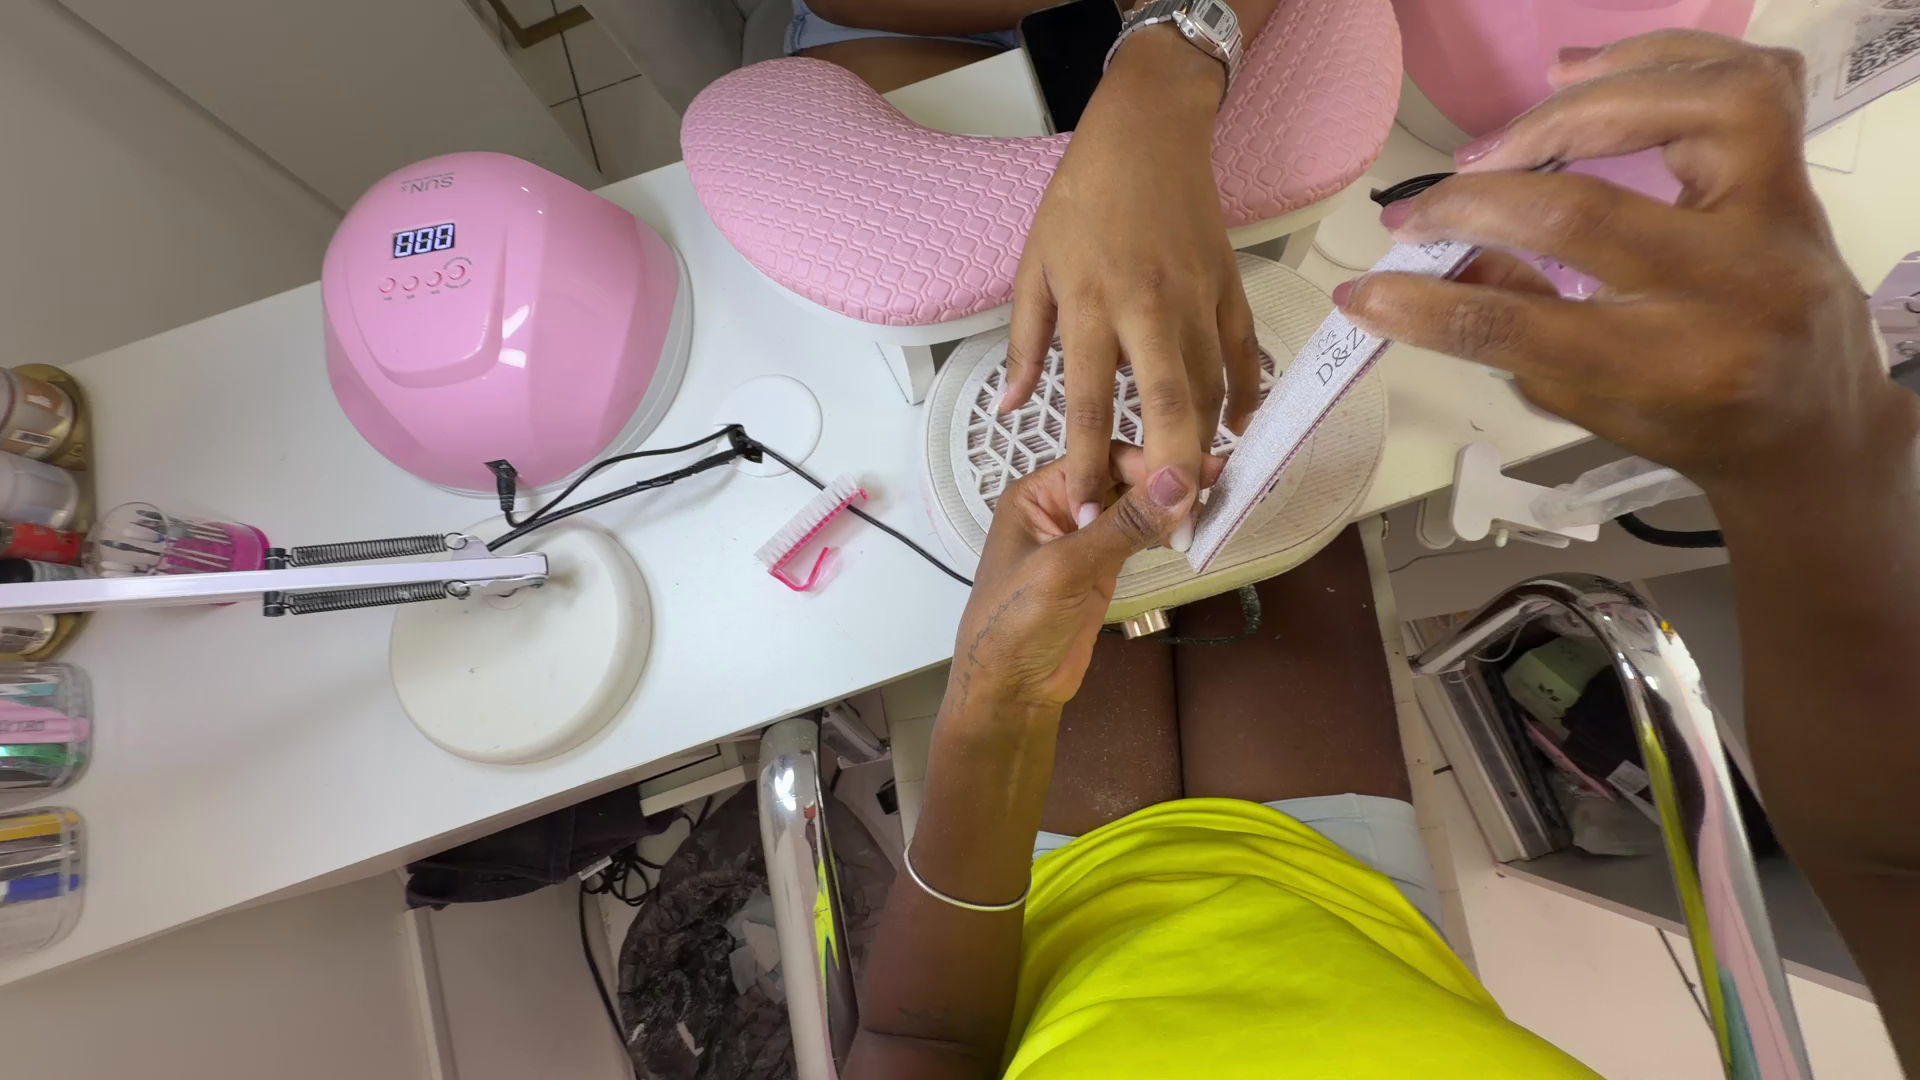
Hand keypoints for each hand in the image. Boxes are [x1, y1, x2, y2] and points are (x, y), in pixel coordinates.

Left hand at [948, 449, 1215, 714]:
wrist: (1012, 689)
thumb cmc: (1018, 622)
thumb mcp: (1066, 568)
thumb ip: (1123, 525)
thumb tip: (1179, 481)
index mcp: (1036, 494)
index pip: (1099, 458)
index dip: (1147, 462)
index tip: (1195, 470)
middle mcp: (1059, 507)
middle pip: (1120, 479)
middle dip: (1163, 484)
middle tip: (1216, 486)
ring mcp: (1082, 539)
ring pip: (1133, 509)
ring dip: (1168, 509)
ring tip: (1211, 509)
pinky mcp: (1101, 568)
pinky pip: (1137, 538)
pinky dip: (1162, 534)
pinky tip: (1188, 533)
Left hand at [1001, 29, 1260, 550]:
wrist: (1148, 133)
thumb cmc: (1079, 203)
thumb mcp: (1033, 270)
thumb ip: (1023, 345)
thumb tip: (1008, 408)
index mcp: (1091, 309)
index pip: (1085, 404)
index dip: (1085, 466)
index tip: (1086, 514)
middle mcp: (1148, 312)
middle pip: (1170, 405)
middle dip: (1173, 471)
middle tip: (1171, 524)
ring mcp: (1197, 302)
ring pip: (1212, 388)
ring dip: (1206, 445)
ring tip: (1196, 491)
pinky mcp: (1229, 290)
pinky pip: (1244, 356)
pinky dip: (1245, 397)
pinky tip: (1237, 431)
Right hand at [1338, 31, 1916, 498]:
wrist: (1806, 415)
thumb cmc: (1676, 419)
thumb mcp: (1575, 396)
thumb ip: (1508, 326)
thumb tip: (1434, 265)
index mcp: (1659, 366)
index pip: (1513, 328)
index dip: (1420, 307)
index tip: (1359, 291)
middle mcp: (1726, 285)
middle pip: (1581, 214)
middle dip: (1471, 206)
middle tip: (1414, 214)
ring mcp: (1774, 218)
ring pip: (1690, 112)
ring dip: (1567, 114)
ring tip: (1493, 145)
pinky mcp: (1793, 176)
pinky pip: (1746, 81)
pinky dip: (1654, 59)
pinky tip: (1576, 70)